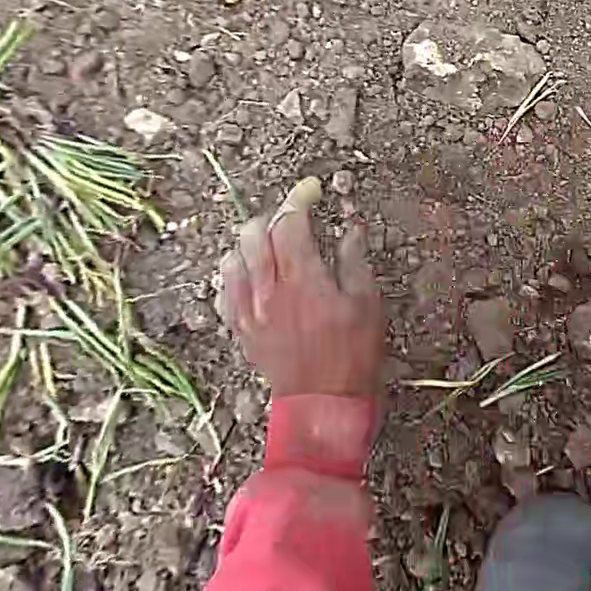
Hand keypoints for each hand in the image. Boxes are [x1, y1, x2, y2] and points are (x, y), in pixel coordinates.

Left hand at [217, 177, 384, 397]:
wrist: (323, 401)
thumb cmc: (353, 352)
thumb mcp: (367, 301)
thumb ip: (354, 259)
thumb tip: (352, 228)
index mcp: (303, 279)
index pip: (290, 223)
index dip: (299, 199)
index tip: (312, 189)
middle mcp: (268, 290)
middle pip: (255, 234)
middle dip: (275, 214)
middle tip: (296, 212)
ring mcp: (248, 310)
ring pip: (233, 257)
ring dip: (251, 239)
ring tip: (272, 237)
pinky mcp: (239, 327)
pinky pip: (223, 288)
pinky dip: (235, 269)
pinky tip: (250, 269)